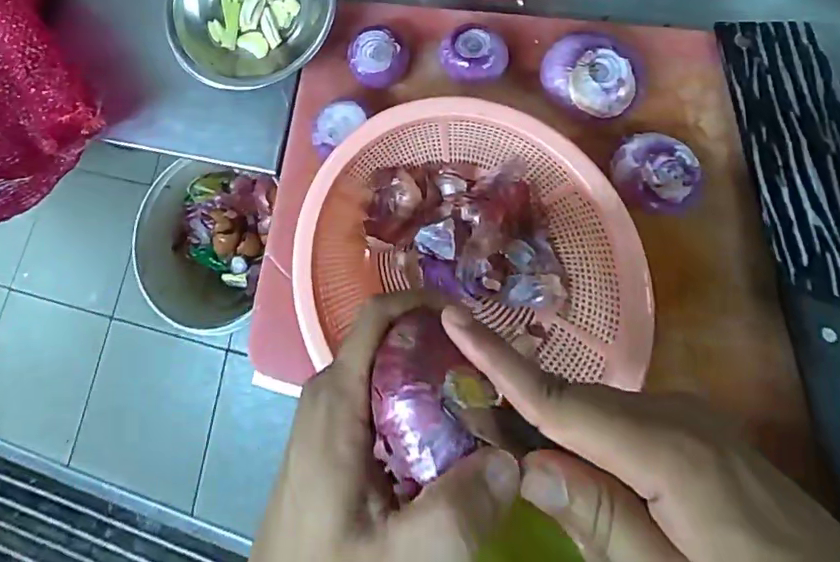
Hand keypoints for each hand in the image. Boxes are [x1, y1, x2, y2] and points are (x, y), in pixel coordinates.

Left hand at [251, 290, 520, 561]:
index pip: (376, 317)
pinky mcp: (333, 440)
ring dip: (430, 377)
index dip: (421, 303)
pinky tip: (449, 439)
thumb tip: (511, 461)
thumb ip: (456, 512)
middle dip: (438, 345)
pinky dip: (415, 405)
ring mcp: (328, 416)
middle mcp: (329, 393)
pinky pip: (379, 401)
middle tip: (490, 370)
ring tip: (479, 400)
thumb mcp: (396, 554)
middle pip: (387, 342)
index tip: (469, 318)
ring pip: (385, 373)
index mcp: (336, 398)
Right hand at [442, 306, 839, 561]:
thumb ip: (602, 523)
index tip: (453, 318)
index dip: (499, 361)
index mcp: (668, 450)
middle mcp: (678, 414)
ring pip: (601, 412)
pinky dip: (592, 433)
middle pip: (577, 402)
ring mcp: (696, 419)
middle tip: (462, 404)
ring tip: (504, 428)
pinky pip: (629, 423)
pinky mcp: (705, 435)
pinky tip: (575, 455)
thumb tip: (526, 461)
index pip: (561, 400)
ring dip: (555, 421)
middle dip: (520, 401)